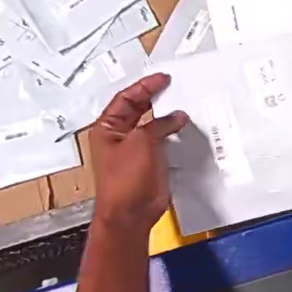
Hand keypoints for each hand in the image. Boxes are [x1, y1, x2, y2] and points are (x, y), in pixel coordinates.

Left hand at [88, 74, 188, 231]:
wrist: (131, 212)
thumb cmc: (125, 180)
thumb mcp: (141, 142)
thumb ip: (159, 125)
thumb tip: (176, 116)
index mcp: (107, 128)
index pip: (126, 99)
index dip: (145, 87)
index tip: (163, 78)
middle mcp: (120, 137)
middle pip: (138, 109)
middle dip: (155, 98)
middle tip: (173, 87)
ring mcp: (136, 150)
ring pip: (153, 125)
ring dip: (167, 117)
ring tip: (183, 105)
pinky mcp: (152, 162)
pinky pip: (164, 142)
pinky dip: (174, 134)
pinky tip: (185, 129)